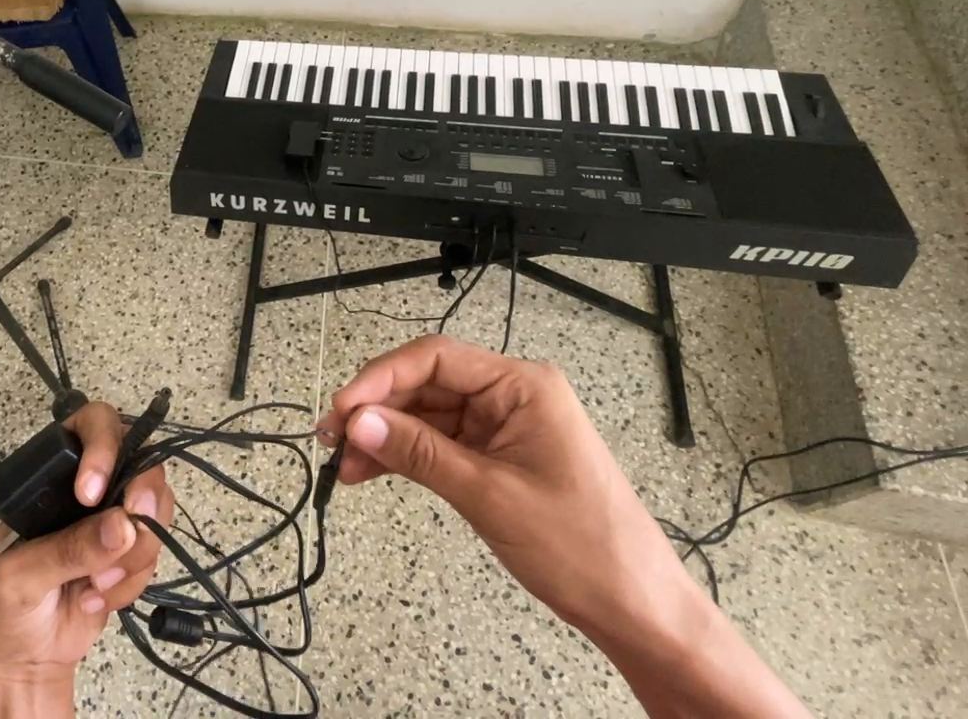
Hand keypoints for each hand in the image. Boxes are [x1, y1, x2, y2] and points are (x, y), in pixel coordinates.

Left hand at [0, 402, 175, 716]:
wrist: (18, 661)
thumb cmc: (0, 608)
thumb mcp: (19, 576)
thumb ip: (69, 549)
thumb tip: (122, 525)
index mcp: (54, 470)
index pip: (93, 426)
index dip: (104, 446)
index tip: (92, 493)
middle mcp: (91, 483)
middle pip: (142, 461)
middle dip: (141, 501)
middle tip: (129, 535)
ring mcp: (114, 517)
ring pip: (155, 509)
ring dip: (134, 552)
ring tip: (94, 586)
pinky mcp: (130, 552)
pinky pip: (153, 551)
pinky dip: (131, 580)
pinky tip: (96, 597)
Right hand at [317, 335, 677, 632]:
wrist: (635, 608)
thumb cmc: (581, 547)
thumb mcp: (490, 496)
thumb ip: (420, 453)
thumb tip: (359, 423)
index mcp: (522, 386)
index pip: (437, 358)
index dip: (382, 377)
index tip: (343, 407)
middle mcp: (511, 395)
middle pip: (427, 384)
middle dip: (377, 409)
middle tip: (332, 437)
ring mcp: (502, 426)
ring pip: (426, 416)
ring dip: (384, 436)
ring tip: (343, 463)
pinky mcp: (496, 456)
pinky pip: (438, 444)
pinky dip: (404, 457)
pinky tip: (369, 471)